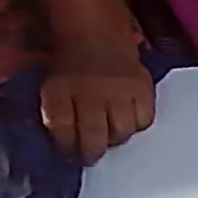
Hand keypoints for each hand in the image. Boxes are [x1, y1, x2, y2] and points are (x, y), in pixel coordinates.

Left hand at [40, 33, 153, 164]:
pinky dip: (137, 124)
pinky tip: (129, 118)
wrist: (98, 41)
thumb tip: (69, 147)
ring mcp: (119, 91)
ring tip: (111, 133)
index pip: (62, 129)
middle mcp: (91, 92)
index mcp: (61, 91)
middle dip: (92, 152)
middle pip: (94, 135)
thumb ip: (58, 117)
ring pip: (122, 131)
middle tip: (92, 156)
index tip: (69, 152)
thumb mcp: (54, 90)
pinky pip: (144, 120)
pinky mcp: (143, 89)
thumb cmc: (74, 74)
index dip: (66, 146)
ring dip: (116, 138)